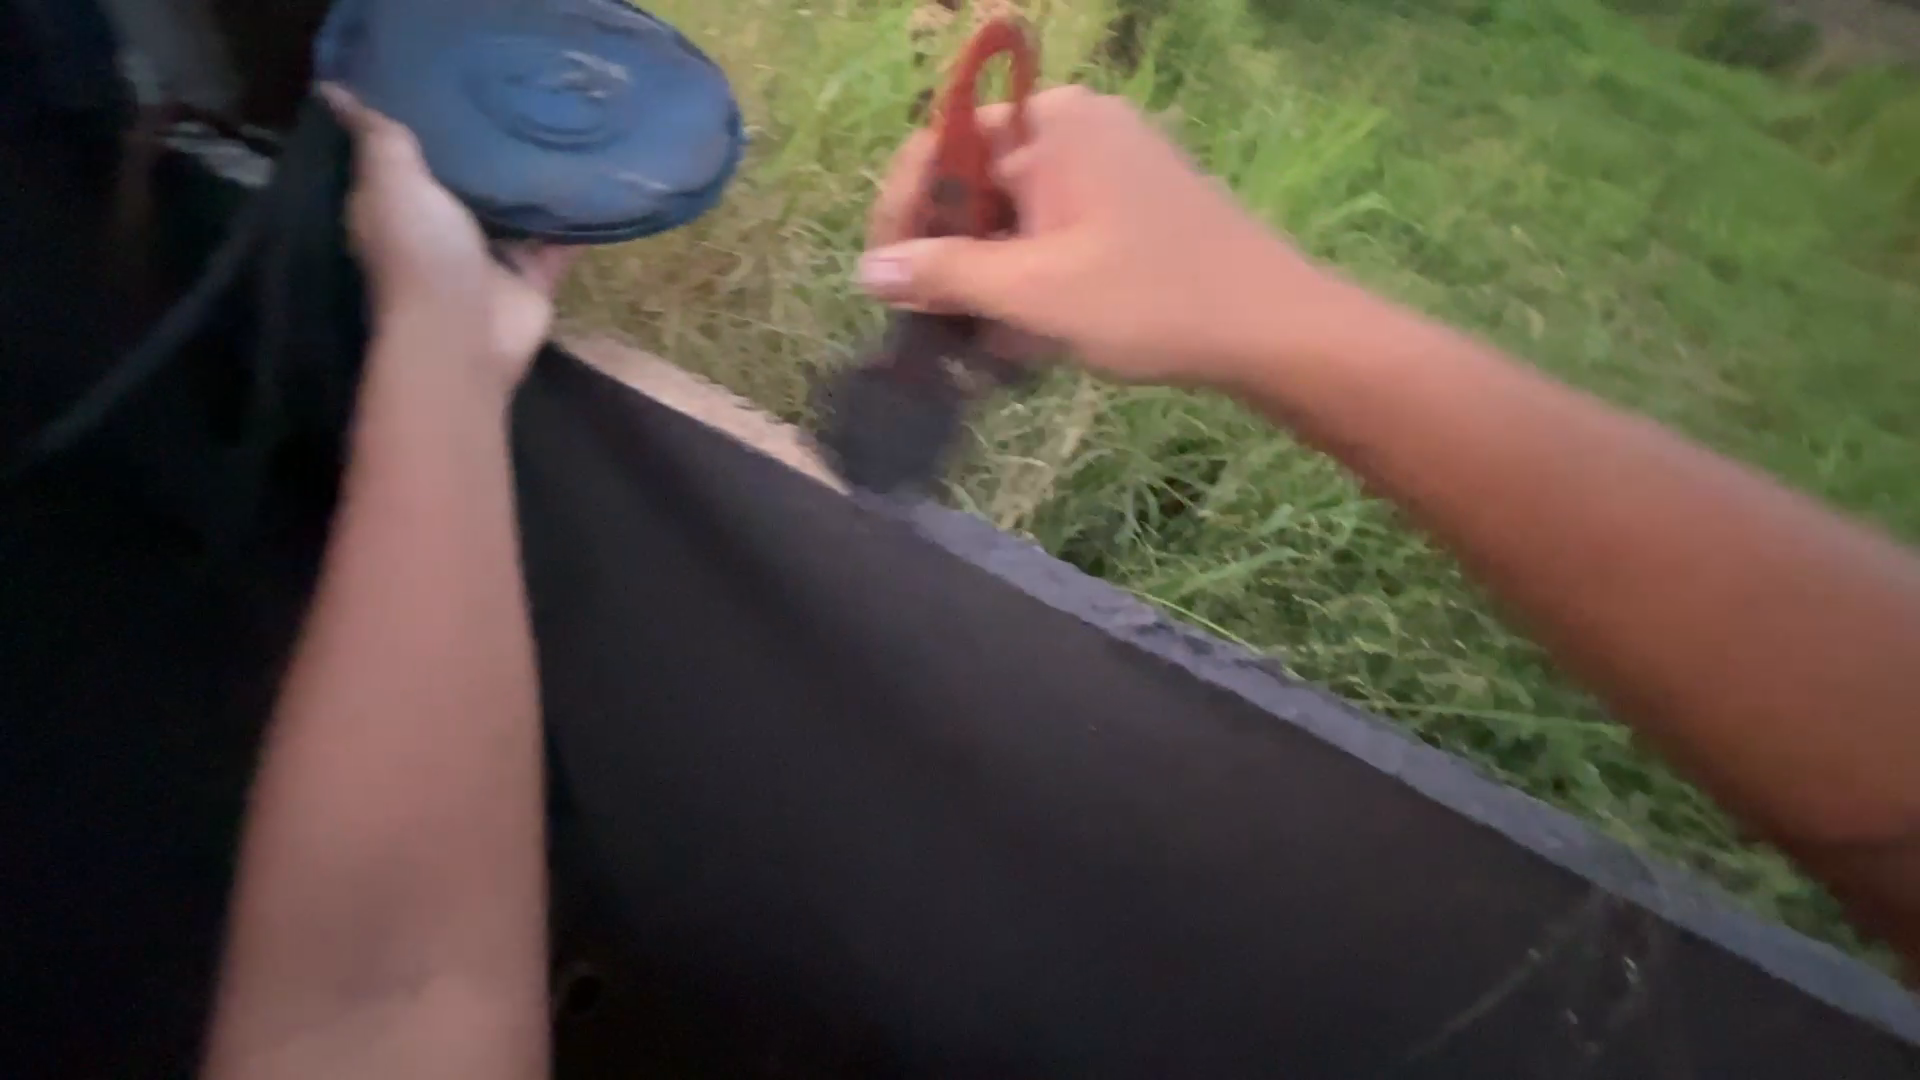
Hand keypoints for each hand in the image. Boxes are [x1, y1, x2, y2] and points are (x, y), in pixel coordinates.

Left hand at [322, 85, 574, 389]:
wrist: (469, 332)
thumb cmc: (421, 253)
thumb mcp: (391, 181)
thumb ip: (380, 139)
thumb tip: (338, 92)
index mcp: (399, 207)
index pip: (403, 161)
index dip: (416, 126)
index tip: (439, 87)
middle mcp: (444, 232)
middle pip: (466, 187)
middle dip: (484, 154)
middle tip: (509, 102)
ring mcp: (492, 260)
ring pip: (516, 216)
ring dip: (534, 190)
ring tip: (558, 138)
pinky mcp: (533, 281)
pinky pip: (559, 247)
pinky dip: (576, 228)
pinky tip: (596, 193)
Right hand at [860, 86, 1339, 387]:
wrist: (1270, 330)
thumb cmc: (1152, 301)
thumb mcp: (1037, 292)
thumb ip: (947, 276)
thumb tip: (869, 270)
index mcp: (1051, 125)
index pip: (941, 149)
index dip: (902, 213)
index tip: (885, 280)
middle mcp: (1075, 133)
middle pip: (976, 189)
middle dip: (949, 262)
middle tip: (935, 327)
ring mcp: (1105, 174)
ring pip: (1013, 224)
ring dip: (988, 286)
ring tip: (983, 347)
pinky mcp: (1124, 216)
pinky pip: (1052, 242)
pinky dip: (1030, 286)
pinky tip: (1028, 340)